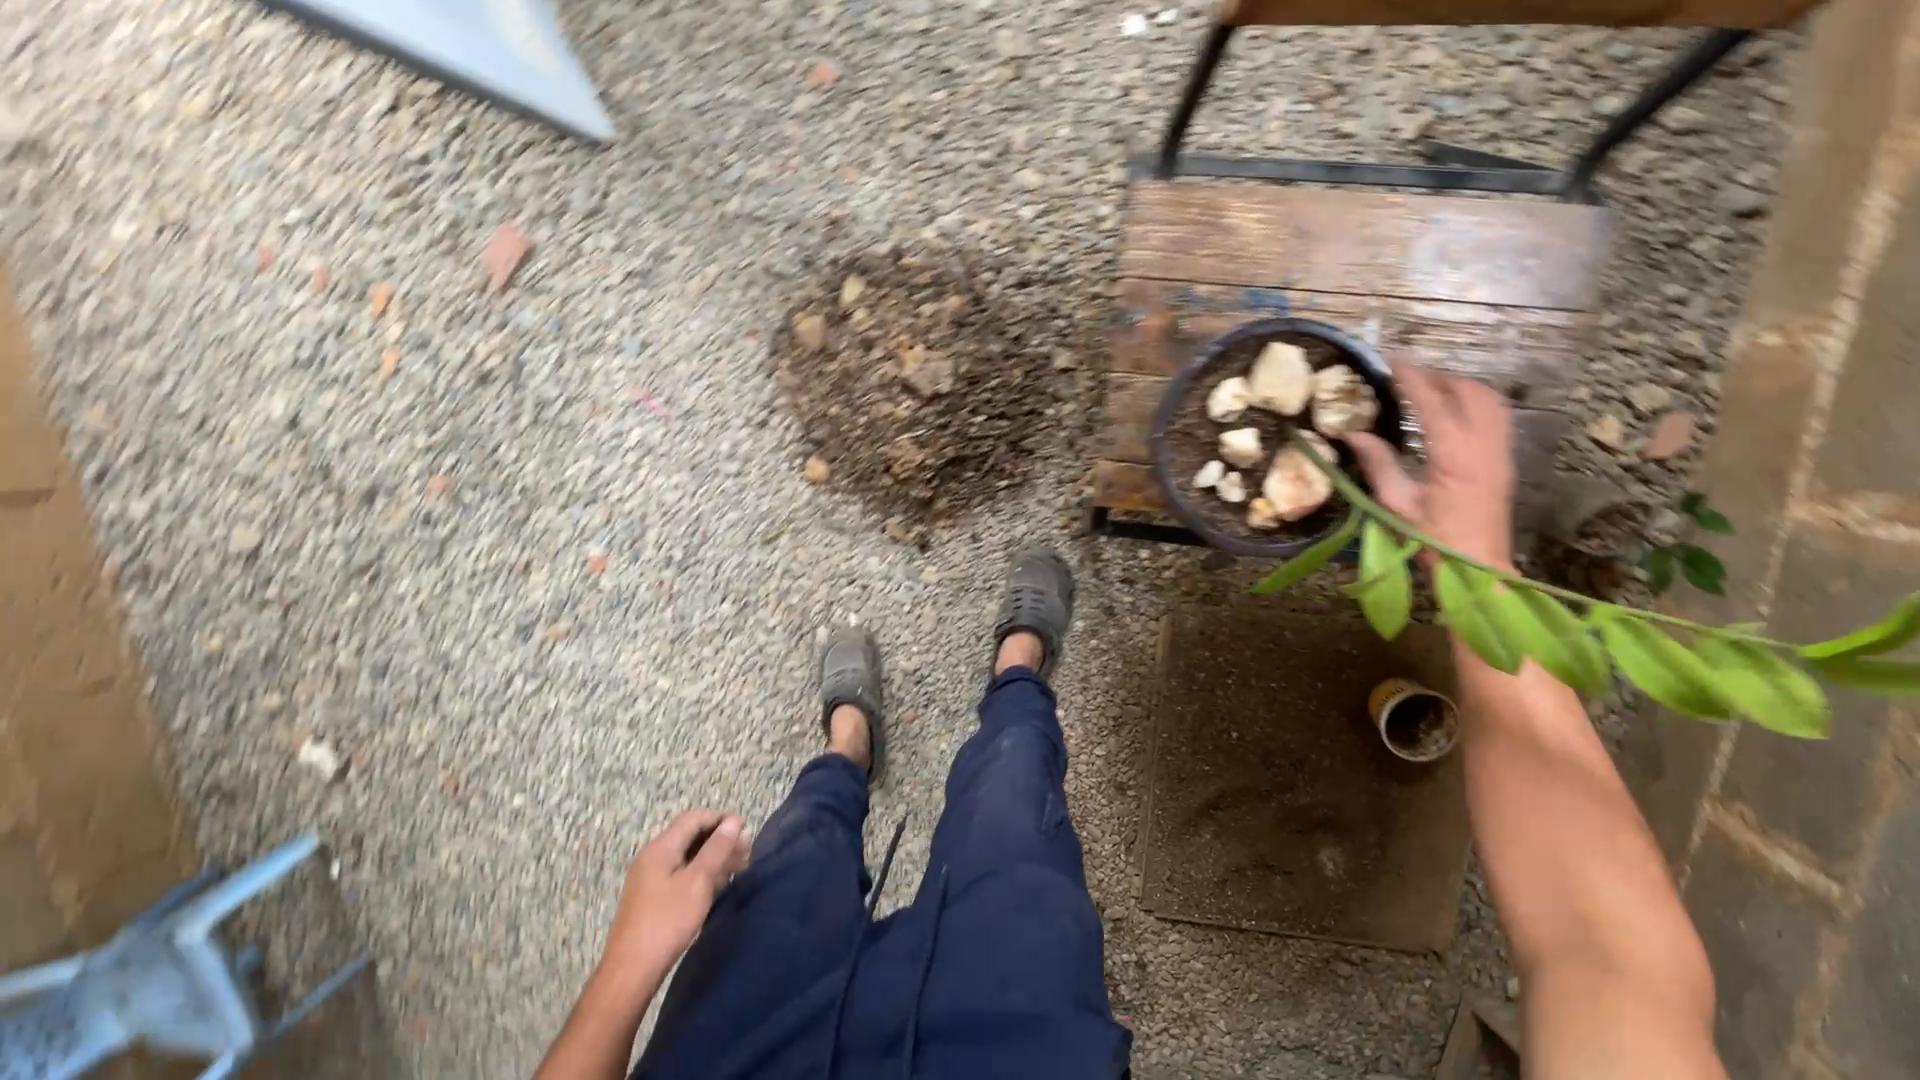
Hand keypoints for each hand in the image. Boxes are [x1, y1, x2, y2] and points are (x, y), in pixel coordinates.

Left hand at [599, 809, 747, 988]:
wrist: (632, 969)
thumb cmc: (668, 921)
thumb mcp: (698, 882)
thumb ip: (717, 849)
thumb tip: (734, 821)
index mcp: (661, 848)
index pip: (693, 819)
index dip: (720, 820)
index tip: (745, 831)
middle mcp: (653, 857)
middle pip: (690, 836)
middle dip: (720, 840)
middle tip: (746, 853)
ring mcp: (650, 878)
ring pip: (687, 857)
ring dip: (713, 858)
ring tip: (738, 869)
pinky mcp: (652, 898)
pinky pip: (681, 874)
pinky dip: (701, 874)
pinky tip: (717, 886)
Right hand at [1344, 361, 1516, 570]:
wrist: (1477, 570)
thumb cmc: (1431, 543)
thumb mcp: (1395, 505)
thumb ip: (1377, 464)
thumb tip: (1353, 433)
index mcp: (1453, 455)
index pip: (1432, 401)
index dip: (1411, 377)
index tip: (1391, 360)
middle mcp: (1483, 445)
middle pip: (1467, 392)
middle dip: (1437, 376)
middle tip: (1406, 374)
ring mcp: (1500, 451)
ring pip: (1489, 399)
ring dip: (1460, 386)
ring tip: (1431, 387)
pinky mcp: (1504, 461)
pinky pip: (1497, 416)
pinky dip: (1475, 401)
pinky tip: (1454, 410)